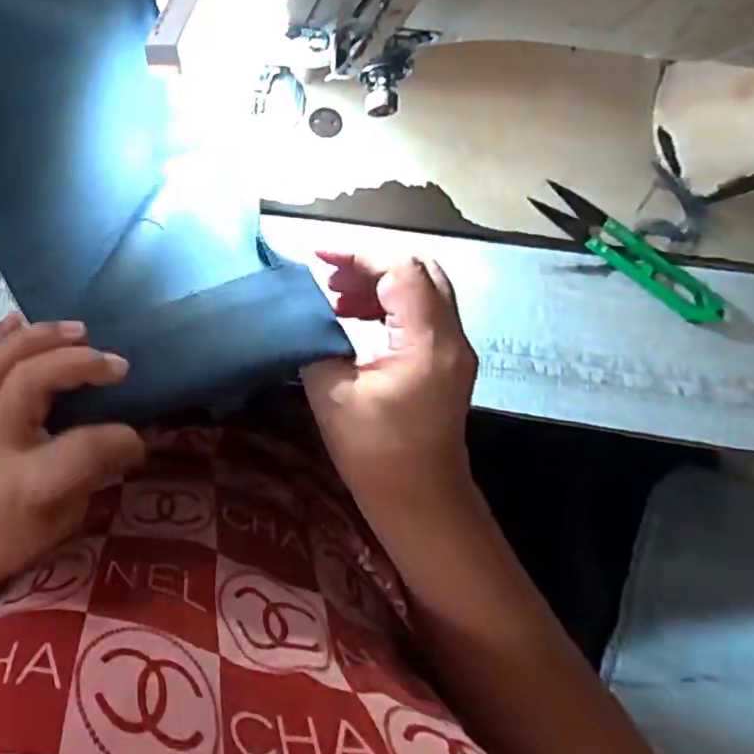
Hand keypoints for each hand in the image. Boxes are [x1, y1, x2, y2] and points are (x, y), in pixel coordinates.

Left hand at [0, 315, 146, 590]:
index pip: (77, 448)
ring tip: (79, 330)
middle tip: (115, 361)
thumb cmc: (16, 537)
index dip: (117, 438)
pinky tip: (21, 318)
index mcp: (26, 482)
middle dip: (73, 363)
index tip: (138, 437)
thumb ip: (95, 471)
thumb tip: (132, 435)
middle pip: (27, 383)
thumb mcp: (67, 518)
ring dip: (39, 337)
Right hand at [301, 252, 478, 500]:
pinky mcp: (442, 361)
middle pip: (421, 270)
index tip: (315, 258)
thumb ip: (316, 340)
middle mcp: (450, 337)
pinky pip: (419, 312)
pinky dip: (385, 302)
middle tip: (324, 274)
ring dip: (376, 282)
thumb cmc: (372, 448)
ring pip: (422, 289)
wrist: (419, 498)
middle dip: (370, 262)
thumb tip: (302, 313)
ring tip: (331, 295)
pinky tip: (349, 317)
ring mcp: (452, 349)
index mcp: (426, 341)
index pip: (402, 270)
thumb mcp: (330, 390)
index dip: (358, 254)